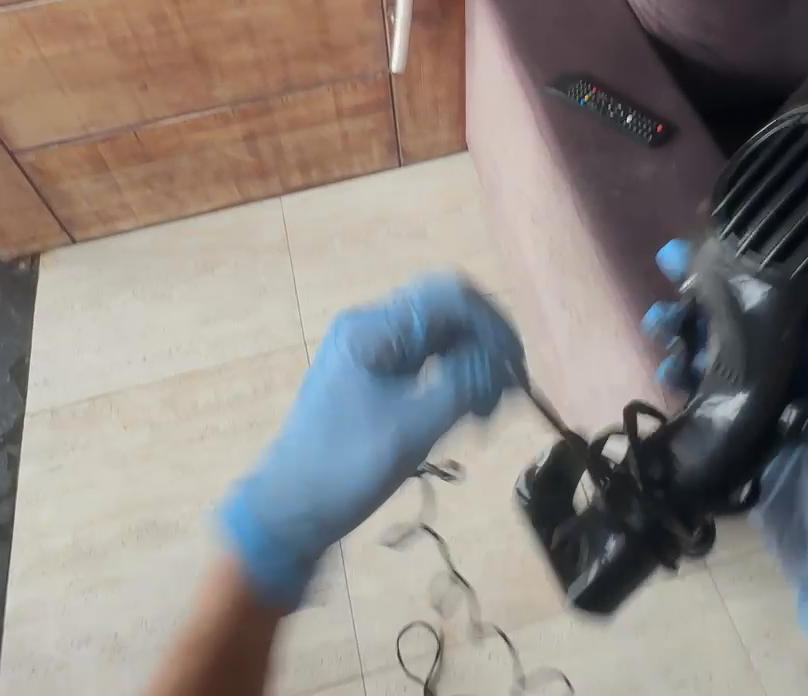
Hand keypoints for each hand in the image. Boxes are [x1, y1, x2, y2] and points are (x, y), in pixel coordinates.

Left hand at [220, 273, 526, 608]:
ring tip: (493, 407)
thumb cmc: (344, 468)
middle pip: (447, 311)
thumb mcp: (409, 429)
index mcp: (372, 328)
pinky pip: (430, 359)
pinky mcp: (381, 373)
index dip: (491, 326)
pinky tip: (473, 410)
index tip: (516, 369)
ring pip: (442, 335)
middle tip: (512, 389)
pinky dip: (457, 376)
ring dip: (475, 361)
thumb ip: (462, 386)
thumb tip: (505, 363)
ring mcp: (376, 349)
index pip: (448, 297)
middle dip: (486, 343)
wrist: (290, 510)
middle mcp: (374, 326)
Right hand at [643, 241, 807, 643]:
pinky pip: (700, 392)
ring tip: (656, 326)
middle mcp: (786, 374)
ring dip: (683, 334)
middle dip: (700, 296)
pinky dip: (679, 378)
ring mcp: (757, 402)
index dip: (746, 272)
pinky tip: (662, 372)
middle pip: (737, 321)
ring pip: (712, 351)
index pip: (782, 305)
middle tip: (665, 280)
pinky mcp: (733, 430)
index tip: (710, 247)